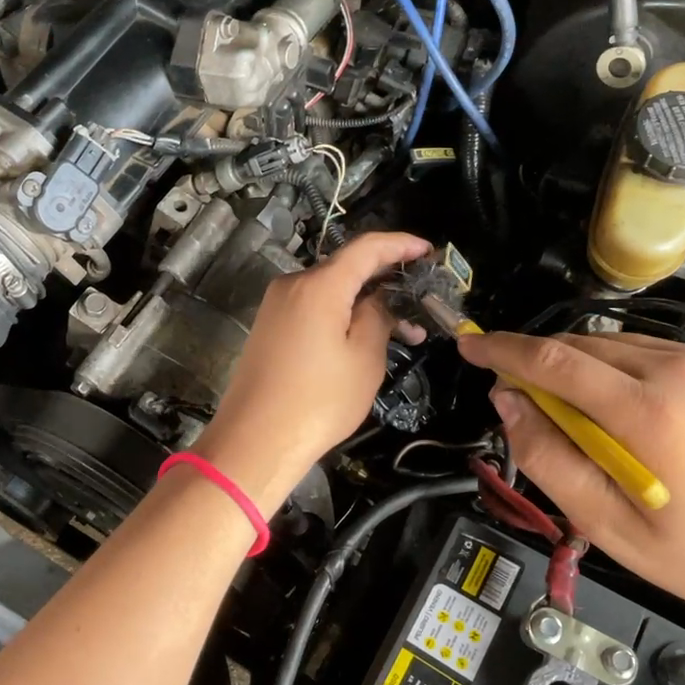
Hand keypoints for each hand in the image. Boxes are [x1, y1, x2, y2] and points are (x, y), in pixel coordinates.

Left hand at [194, 232, 431, 511]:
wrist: (255, 440)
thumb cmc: (318, 401)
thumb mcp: (364, 358)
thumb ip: (378, 316)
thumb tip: (380, 298)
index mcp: (318, 285)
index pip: (366, 247)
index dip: (400, 244)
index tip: (429, 251)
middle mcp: (292, 285)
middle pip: (346, 267)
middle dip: (386, 279)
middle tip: (421, 301)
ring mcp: (276, 306)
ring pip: (330, 290)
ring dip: (364, 302)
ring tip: (402, 330)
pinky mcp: (269, 327)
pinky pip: (312, 308)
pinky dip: (341, 315)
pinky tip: (364, 337)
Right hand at [458, 331, 684, 635]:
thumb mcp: (612, 528)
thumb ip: (549, 460)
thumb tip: (508, 403)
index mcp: (649, 414)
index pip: (554, 361)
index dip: (502, 349)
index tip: (469, 345)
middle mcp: (682, 371)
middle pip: (583, 346)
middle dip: (541, 364)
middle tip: (526, 404)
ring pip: (620, 345)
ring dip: (584, 368)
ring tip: (583, 418)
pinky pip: (658, 352)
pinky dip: (626, 370)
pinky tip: (633, 413)